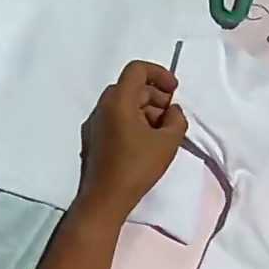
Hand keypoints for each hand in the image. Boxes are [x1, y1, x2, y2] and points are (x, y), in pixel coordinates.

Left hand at [77, 61, 188, 220]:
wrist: (104, 199)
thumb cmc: (137, 167)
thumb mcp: (168, 142)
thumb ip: (177, 119)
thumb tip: (172, 111)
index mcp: (118, 101)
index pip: (137, 69)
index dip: (159, 74)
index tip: (173, 91)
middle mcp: (102, 107)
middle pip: (130, 87)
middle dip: (154, 96)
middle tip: (170, 116)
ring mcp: (93, 123)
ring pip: (121, 104)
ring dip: (144, 110)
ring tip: (160, 133)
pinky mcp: (91, 139)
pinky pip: (113, 119)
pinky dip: (131, 122)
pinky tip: (143, 144)